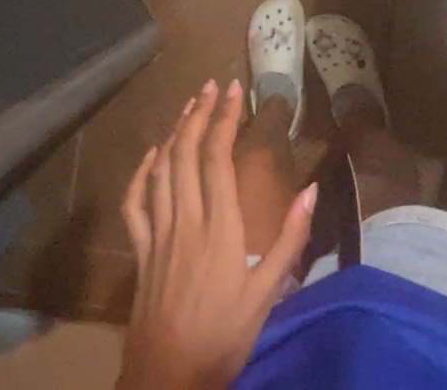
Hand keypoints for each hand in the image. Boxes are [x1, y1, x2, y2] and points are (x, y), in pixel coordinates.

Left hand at [117, 79, 316, 389]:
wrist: (168, 377)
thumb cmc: (224, 336)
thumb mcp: (268, 294)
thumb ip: (289, 240)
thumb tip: (311, 190)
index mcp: (220, 228)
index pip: (217, 157)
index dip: (223, 119)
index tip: (233, 90)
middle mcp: (186, 221)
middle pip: (186, 153)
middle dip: (198, 113)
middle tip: (211, 85)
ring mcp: (158, 234)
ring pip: (161, 170)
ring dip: (174, 133)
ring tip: (189, 105)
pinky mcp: (140, 251)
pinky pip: (135, 203)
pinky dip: (141, 173)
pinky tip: (151, 155)